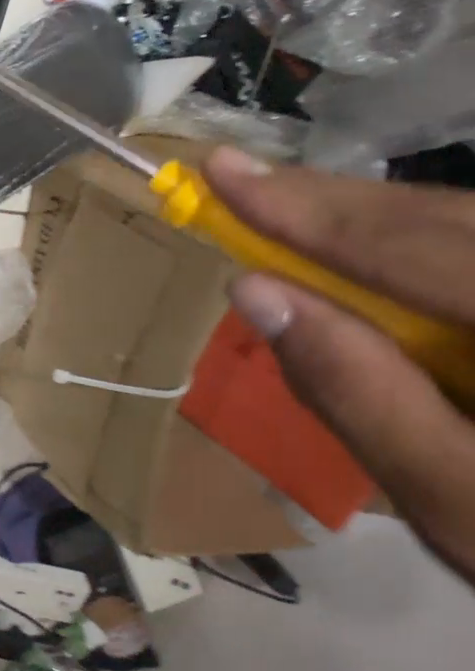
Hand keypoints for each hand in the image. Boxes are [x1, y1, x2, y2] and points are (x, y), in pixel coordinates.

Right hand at [206, 146, 474, 579]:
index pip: (429, 255)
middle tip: (236, 178)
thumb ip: (359, 393)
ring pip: (472, 227)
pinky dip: (414, 242)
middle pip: (459, 225)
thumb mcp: (455, 497)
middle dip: (340, 204)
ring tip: (278, 204)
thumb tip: (254, 292)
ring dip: (373, 217)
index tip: (221, 173)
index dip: (317, 215)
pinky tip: (360, 243)